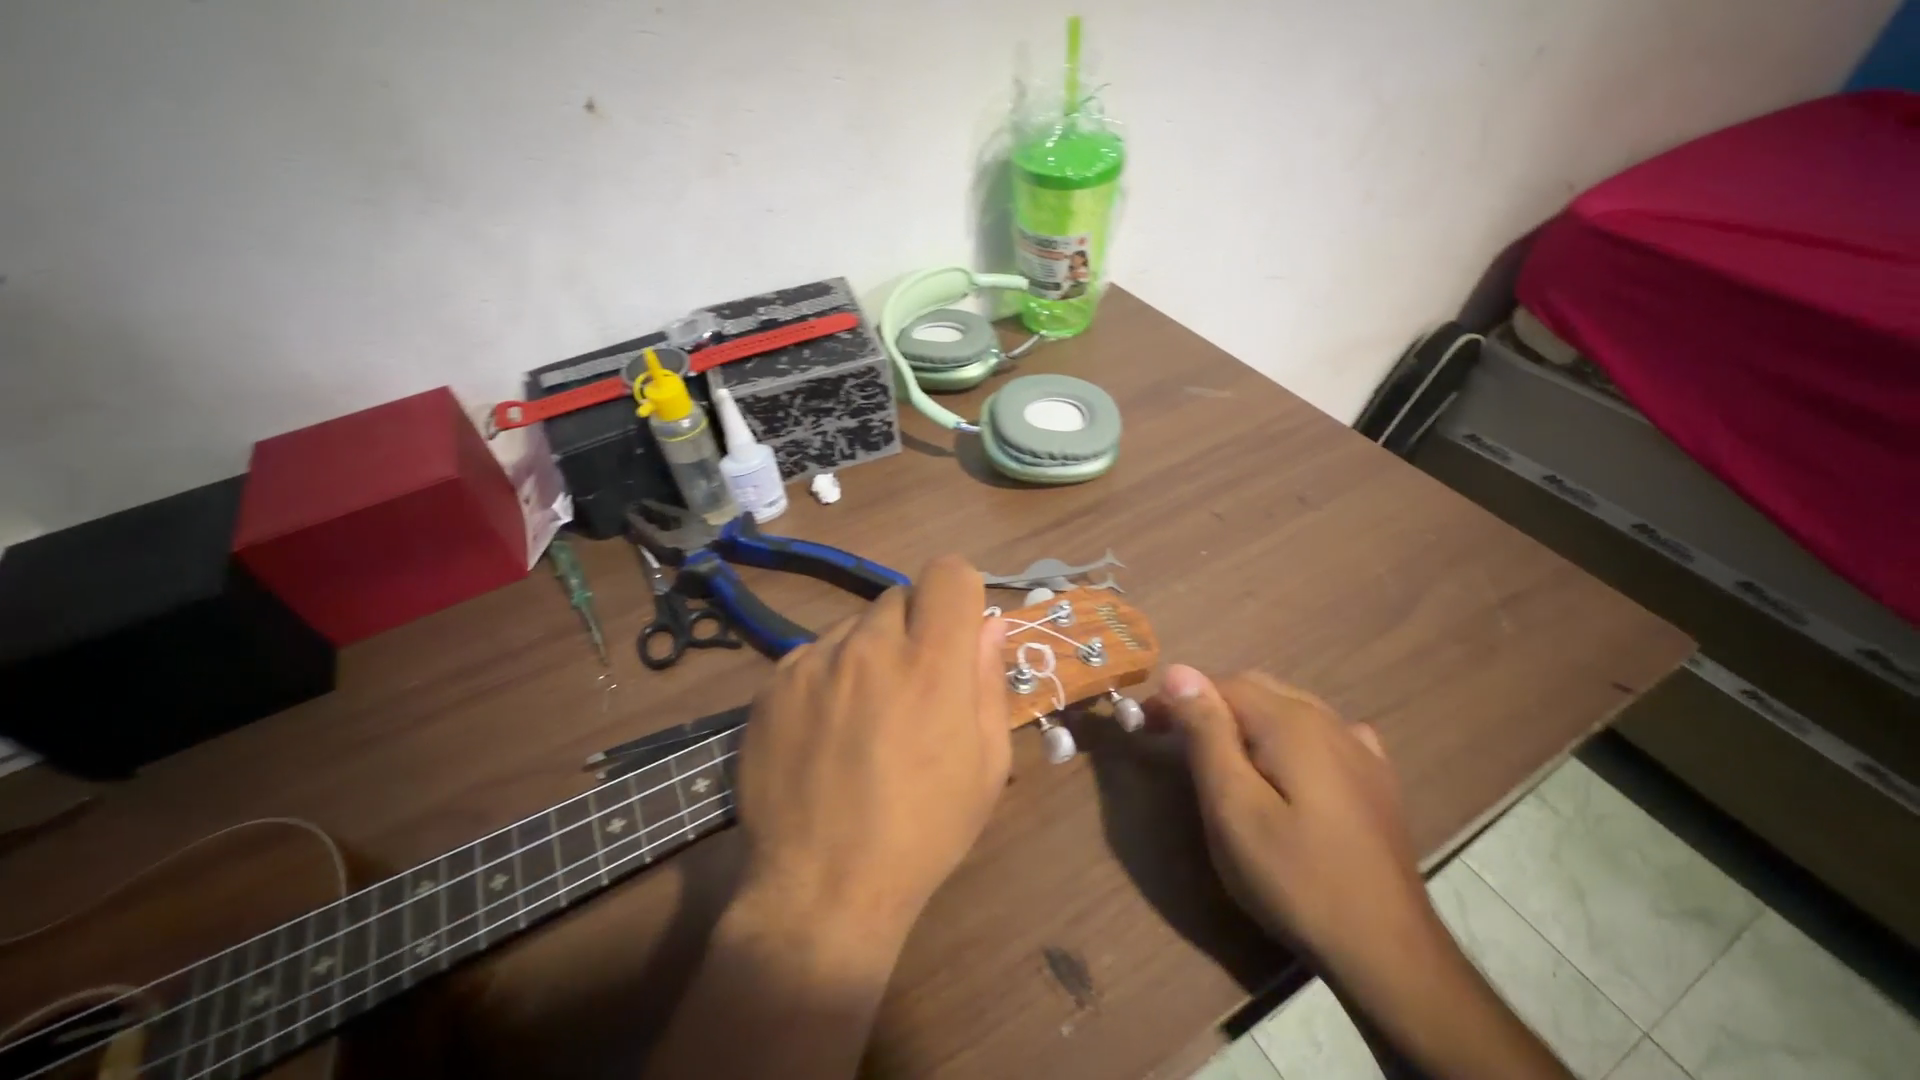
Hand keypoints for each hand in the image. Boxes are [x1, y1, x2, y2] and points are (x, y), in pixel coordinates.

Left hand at [732, 555, 1010, 944]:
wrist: (823, 888)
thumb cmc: (923, 833)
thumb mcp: (984, 766)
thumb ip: (989, 681)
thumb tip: (990, 624)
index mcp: (931, 664)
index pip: (948, 572)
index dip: (959, 594)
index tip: (957, 632)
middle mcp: (869, 647)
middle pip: (900, 596)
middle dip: (915, 628)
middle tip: (913, 687)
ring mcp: (813, 662)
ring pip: (853, 627)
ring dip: (868, 653)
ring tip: (863, 717)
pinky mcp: (772, 685)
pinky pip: (812, 656)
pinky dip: (827, 676)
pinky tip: (825, 731)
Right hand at [1148, 666, 1441, 982]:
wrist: (1386, 947)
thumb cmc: (1294, 878)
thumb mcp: (1233, 809)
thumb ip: (1207, 735)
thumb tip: (1179, 671)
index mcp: (1291, 722)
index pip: (1222, 684)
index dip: (1178, 697)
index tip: (1144, 725)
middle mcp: (1330, 721)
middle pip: (1257, 688)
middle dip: (1210, 703)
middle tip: (1172, 740)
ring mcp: (1361, 749)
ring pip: (1292, 708)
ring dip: (1248, 717)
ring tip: (1220, 753)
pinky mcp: (1377, 779)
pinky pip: (1325, 734)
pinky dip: (1290, 735)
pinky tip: (1289, 762)